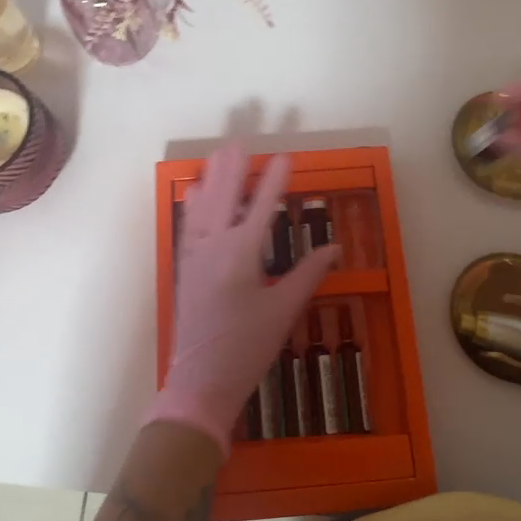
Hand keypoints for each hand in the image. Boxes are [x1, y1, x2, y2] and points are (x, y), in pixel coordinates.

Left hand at [145, 143, 340, 455]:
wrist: (199, 382)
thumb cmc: (247, 348)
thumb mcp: (283, 311)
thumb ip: (308, 274)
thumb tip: (336, 247)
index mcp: (242, 255)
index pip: (262, 207)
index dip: (275, 179)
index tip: (286, 154)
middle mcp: (214, 246)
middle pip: (226, 196)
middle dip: (235, 166)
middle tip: (241, 138)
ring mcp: (195, 255)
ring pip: (204, 205)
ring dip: (213, 177)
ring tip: (220, 152)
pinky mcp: (184, 267)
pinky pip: (189, 224)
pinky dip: (195, 203)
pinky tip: (196, 190)